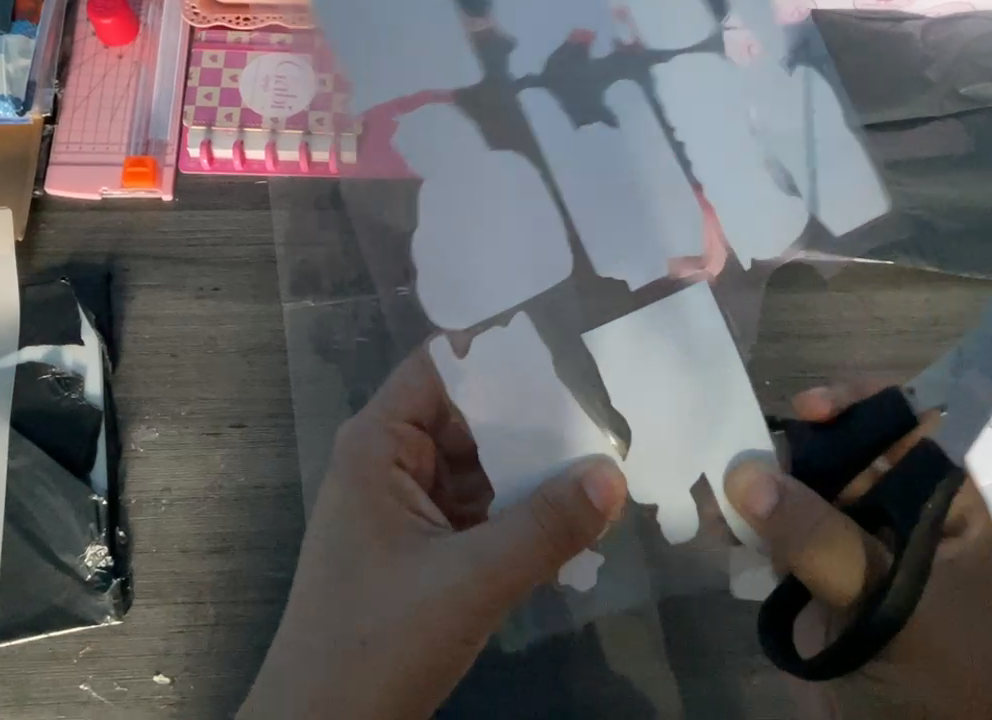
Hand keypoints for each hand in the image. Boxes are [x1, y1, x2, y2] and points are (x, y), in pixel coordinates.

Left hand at [240, 351, 628, 719]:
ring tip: (602, 456)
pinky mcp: (422, 543)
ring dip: (528, 467)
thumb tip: (613, 473)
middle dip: (527, 417)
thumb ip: (544, 527)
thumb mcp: (468, 581)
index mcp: (379, 442)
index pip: (439, 367)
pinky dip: (517, 510)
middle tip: (603, 409)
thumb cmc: (377, 641)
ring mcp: (406, 502)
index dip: (494, 353)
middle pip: (465, 415)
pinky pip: (477, 506)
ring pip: (477, 463)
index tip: (562, 350)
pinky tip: (572, 515)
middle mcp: (390, 459)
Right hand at [725, 383, 991, 719]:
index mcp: (940, 507)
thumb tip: (744, 473)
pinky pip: (767, 523)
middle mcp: (893, 511)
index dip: (864, 402)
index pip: (910, 423)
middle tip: (743, 449)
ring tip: (716, 484)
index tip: (808, 410)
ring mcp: (846, 540)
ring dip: (755, 479)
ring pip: (796, 482)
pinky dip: (739, 517)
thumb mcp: (886, 603)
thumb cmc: (926, 675)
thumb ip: (822, 538)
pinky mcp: (806, 569)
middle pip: (840, 445)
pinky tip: (714, 521)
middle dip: (792, 443)